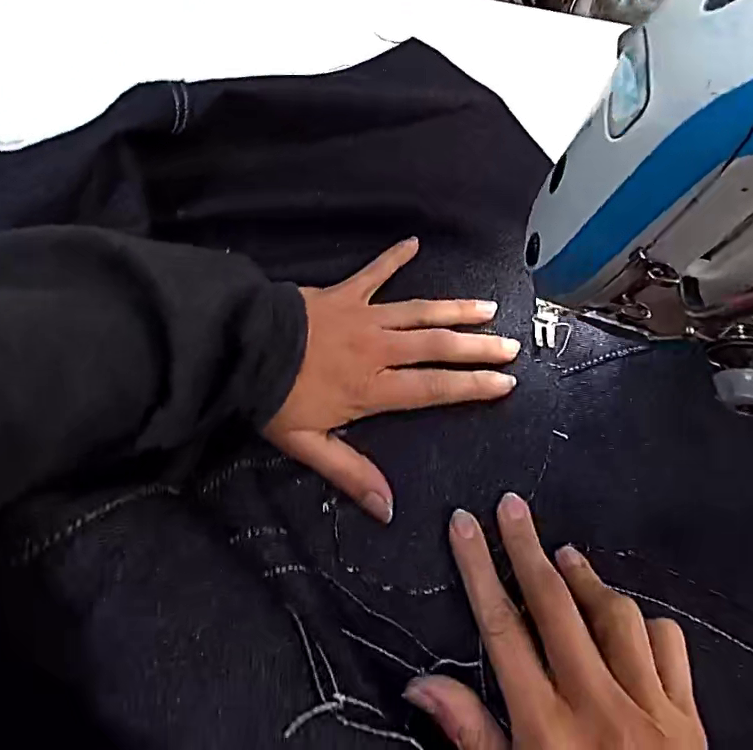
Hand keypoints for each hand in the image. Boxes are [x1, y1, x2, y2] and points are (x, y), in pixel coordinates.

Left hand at [264, 238, 518, 523]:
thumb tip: (387, 510)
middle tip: (511, 346)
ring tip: (488, 307)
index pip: (435, 387)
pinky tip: (414, 241)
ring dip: (456, 309)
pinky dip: (395, 257)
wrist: (242, 348)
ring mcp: (367, 316)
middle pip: (439, 346)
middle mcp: (380, 349)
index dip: (473, 386)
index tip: (506, 382)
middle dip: (479, 347)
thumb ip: (350, 473)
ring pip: (421, 311)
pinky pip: (376, 272)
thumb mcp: (308, 445)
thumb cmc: (275, 399)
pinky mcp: (348, 293)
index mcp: (373, 387)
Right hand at [404, 493, 706, 748]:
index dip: (479, 568)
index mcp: (547, 731)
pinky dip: (646, 625)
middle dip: (527, 546)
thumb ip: (472, 739)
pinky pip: (669, 646)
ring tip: (565, 557)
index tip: (465, 523)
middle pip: (554, 604)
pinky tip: (628, 621)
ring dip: (586, 578)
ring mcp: (648, 709)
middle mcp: (597, 707)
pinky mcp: (688, 717)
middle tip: (512, 506)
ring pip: (614, 614)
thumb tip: (421, 686)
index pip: (501, 629)